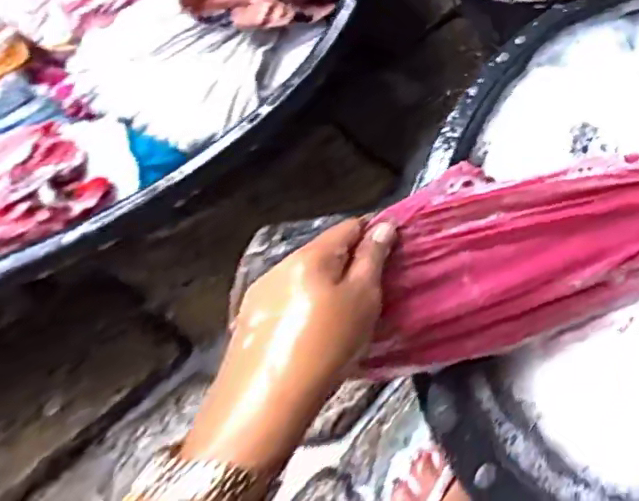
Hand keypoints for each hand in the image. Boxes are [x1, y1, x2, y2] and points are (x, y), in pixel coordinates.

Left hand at [181, 218, 395, 471]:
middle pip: (326, 250)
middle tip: (372, 292)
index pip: (351, 225)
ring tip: (343, 315)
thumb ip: (374, 257)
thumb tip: (383, 225)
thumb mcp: (363, 299)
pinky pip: (288, 300)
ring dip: (327, 285)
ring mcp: (259, 295)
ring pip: (306, 276)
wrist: (260, 413)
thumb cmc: (323, 347)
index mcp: (310, 254)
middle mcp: (280, 265)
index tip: (391, 256)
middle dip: (350, 263)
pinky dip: (306, 307)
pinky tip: (313, 334)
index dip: (375, 235)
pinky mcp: (247, 323)